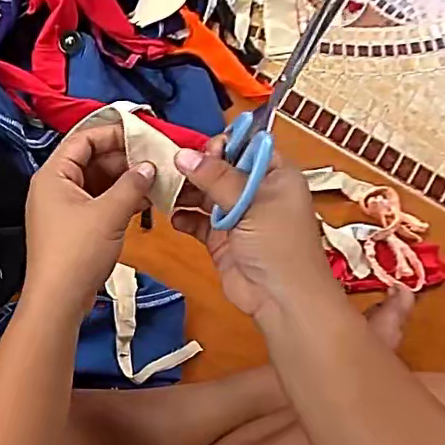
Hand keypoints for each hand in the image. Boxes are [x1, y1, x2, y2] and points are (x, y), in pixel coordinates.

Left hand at [24, 124, 156, 312]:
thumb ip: (132, 185)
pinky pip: (99, 202)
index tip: (142, 135)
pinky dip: (119, 199)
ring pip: (98, 182)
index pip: (83, 139)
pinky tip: (142, 201)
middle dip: (123, 159)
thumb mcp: (109, 214)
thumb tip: (149, 166)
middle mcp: (55, 187)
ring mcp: (64, 208)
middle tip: (154, 160)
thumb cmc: (76, 253)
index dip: (113, 134)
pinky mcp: (74, 227)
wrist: (59, 299)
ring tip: (153, 180)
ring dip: (124, 180)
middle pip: (91, 160)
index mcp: (54, 175)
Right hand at [171, 133, 342, 322]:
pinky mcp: (222, 240)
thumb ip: (218, 177)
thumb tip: (184, 155)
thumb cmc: (280, 245)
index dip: (220, 145)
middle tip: (168, 164)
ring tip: (163, 187)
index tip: (195, 148)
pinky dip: (185, 218)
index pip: (245, 146)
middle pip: (220, 169)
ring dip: (185, 191)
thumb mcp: (252, 202)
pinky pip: (198, 222)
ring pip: (205, 195)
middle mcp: (256, 192)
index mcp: (275, 175)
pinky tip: (174, 216)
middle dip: (195, 167)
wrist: (282, 299)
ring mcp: (238, 216)